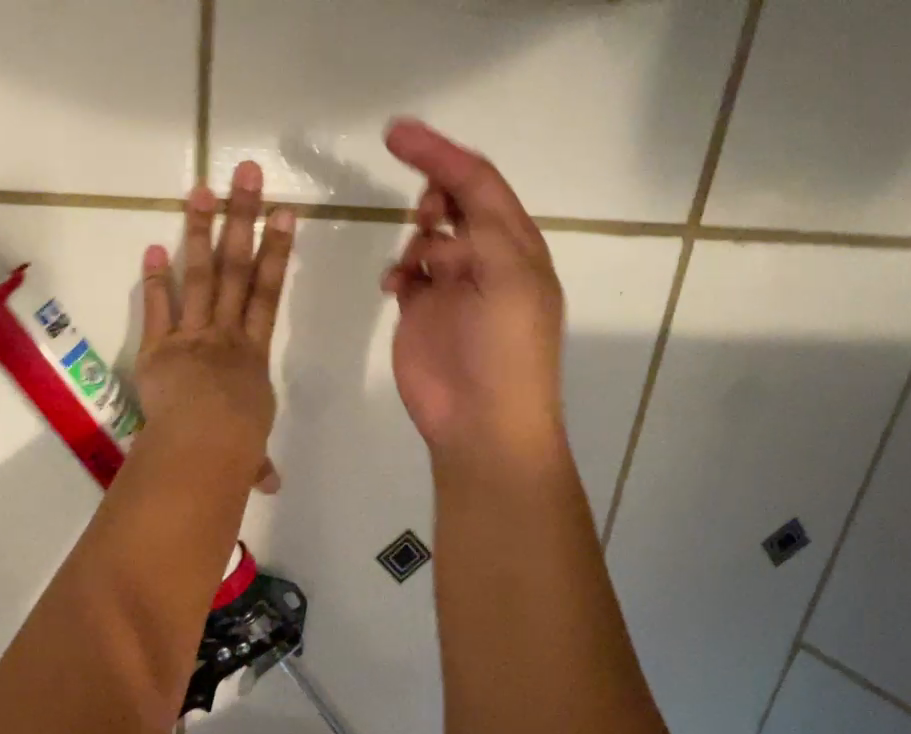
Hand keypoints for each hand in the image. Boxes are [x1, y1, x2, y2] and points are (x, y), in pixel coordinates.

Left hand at [136, 161, 295, 492]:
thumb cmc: (236, 449)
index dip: (277, 251)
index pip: (268, 294)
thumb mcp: (250, 453)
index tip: (284, 213)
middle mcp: (225, 336)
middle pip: (237, 269)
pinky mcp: (157, 348)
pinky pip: (157, 308)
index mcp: (253, 357)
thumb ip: (256, 461)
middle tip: (246, 175)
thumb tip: (268, 483)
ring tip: (202, 189)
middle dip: (243, 218)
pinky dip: (154, 280)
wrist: (203, 446)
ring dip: (201, 231)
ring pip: (200, 276)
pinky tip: (152, 247)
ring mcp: (191, 336)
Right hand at [380, 119, 566, 465]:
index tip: (397, 134)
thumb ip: (484, 234)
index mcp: (516, 246)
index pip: (480, 184)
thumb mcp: (512, 281)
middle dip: (433, 191)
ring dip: (415, 237)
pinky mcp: (421, 314)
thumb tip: (440, 224)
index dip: (442, 154)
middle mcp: (485, 260)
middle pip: (455, 203)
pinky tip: (394, 286)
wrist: (481, 422)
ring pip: (426, 238)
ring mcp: (450, 288)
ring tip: (414, 266)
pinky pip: (405, 274)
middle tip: (419, 211)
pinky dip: (396, 270)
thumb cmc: (506, 352)